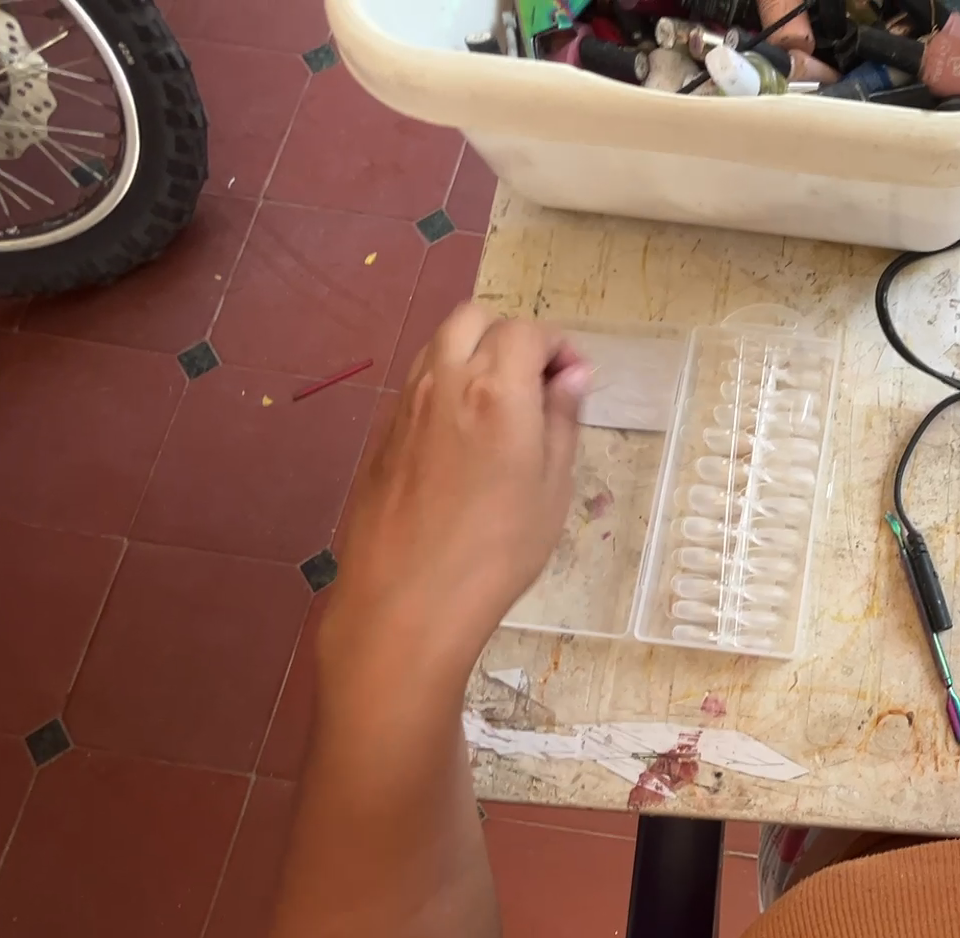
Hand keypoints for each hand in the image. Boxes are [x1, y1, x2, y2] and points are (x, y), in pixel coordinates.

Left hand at [327, 303, 591, 666]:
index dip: (559, 346)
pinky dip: (449, 383)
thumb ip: (563, 420)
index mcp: (498, 391)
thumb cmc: (502, 548)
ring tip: (504, 406)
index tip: (575, 380)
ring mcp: (406, 402)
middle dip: (513, 336)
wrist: (410, 597)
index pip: (528, 331)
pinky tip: (467, 436)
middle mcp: (445, 380)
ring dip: (476, 354)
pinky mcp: (383, 430)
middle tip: (539, 382)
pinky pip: (419, 381)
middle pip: (475, 318)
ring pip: (440, 344)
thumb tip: (573, 376)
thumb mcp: (554, 486)